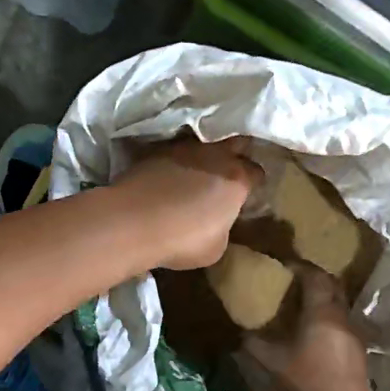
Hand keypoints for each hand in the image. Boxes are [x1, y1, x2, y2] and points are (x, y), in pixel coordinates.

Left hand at [115, 136, 262, 270]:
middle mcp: (215, 154)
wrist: (132, 222)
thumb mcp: (215, 247)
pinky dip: (175, 160)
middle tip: (227, 173)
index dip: (252, 183)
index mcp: (237, 178)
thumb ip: (222, 227)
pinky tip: (168, 175)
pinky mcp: (154, 150)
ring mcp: (183, 148)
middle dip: (235, 154)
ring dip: (203, 155)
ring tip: (196, 171)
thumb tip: (217, 222)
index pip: (257, 173)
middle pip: (235, 143)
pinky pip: (173, 151)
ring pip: (202, 143)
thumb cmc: (182, 240)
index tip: (246, 193)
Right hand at [244, 265, 377, 390]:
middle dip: (313, 276)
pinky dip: (327, 311)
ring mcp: (352, 328)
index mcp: (320, 312)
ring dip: (322, 294)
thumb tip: (241, 333)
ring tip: (301, 300)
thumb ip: (254, 344)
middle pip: (331, 283)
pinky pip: (341, 315)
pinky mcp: (356, 343)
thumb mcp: (273, 362)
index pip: (314, 276)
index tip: (283, 265)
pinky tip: (313, 326)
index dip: (299, 267)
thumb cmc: (309, 379)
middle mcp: (339, 314)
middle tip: (293, 279)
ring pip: (338, 299)